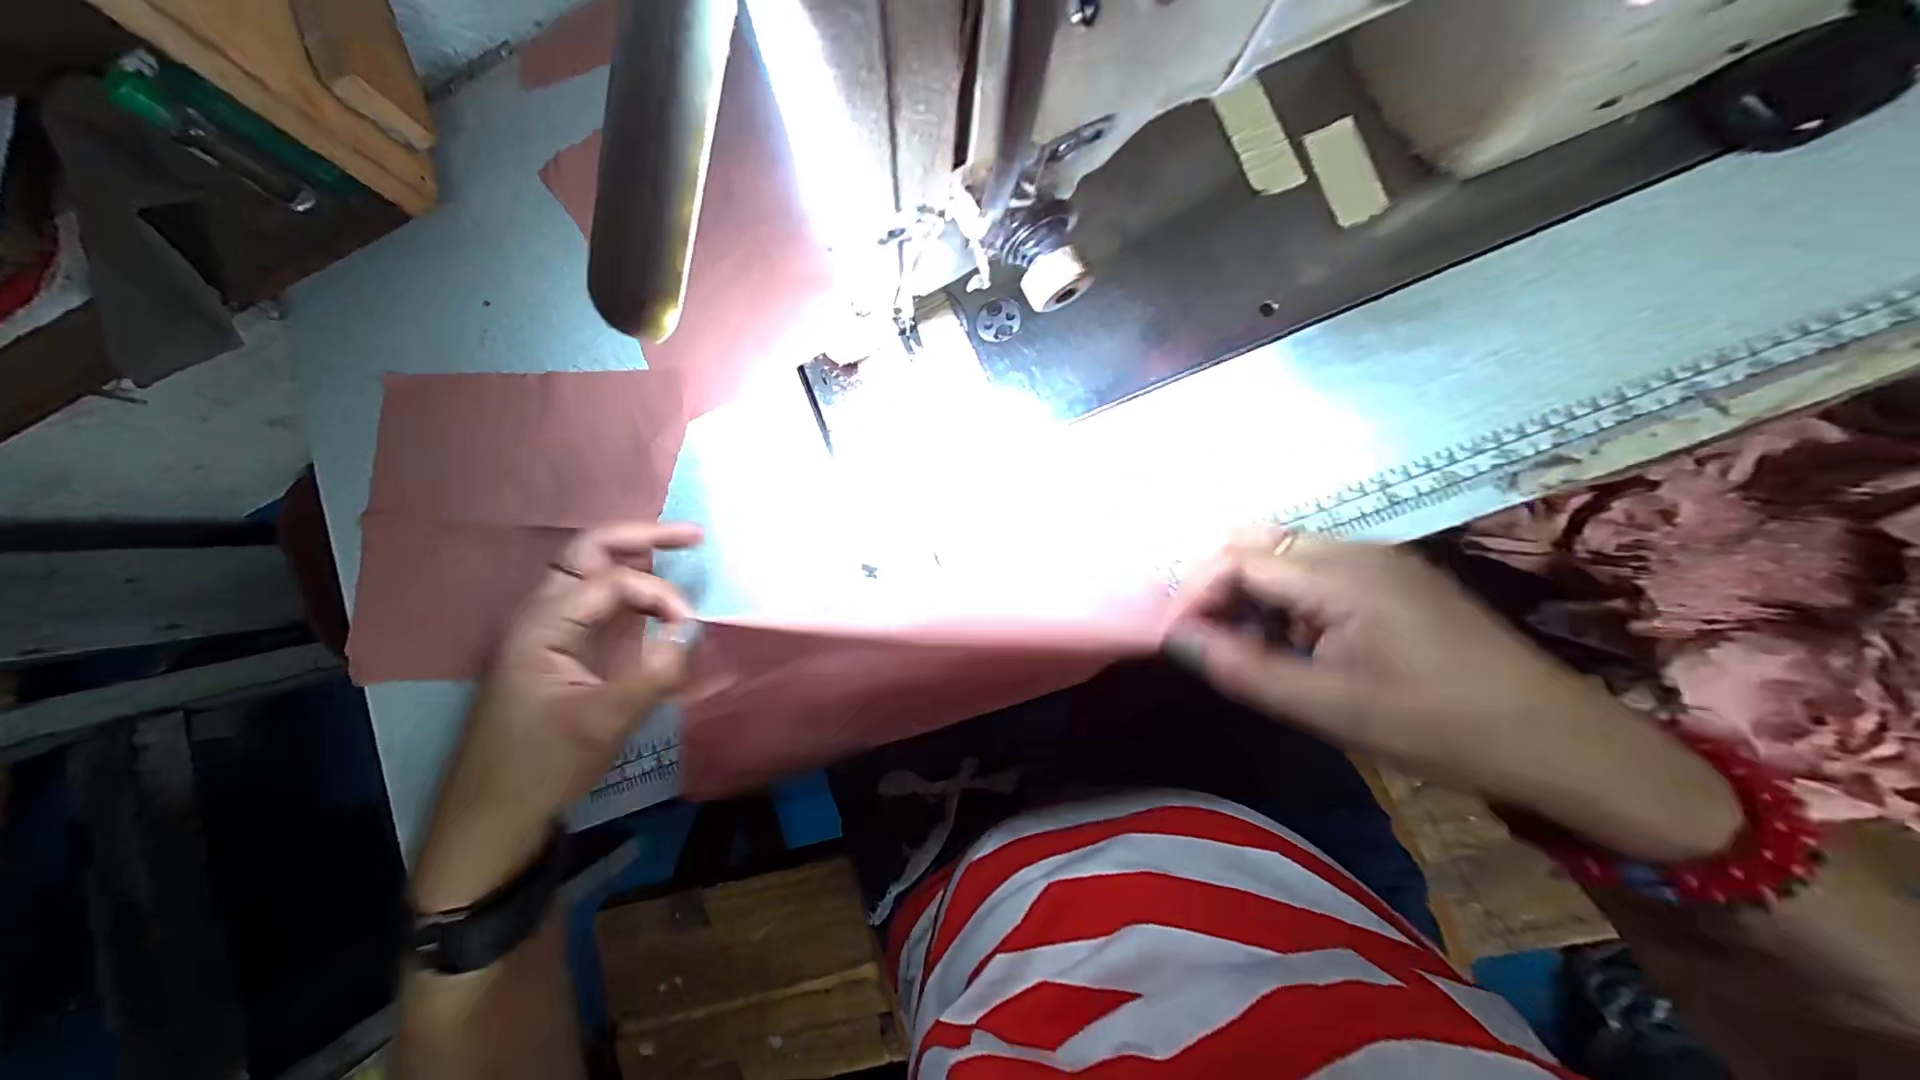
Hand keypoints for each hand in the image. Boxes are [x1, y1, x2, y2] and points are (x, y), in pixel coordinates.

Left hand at [413, 522, 701, 910]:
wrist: (492, 818)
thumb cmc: (541, 767)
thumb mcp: (603, 721)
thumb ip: (655, 672)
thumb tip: (695, 633)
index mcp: (544, 626)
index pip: (612, 582)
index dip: (660, 595)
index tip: (691, 628)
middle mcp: (542, 617)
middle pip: (590, 554)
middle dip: (642, 538)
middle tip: (694, 537)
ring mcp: (550, 635)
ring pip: (592, 576)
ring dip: (635, 562)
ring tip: (678, 556)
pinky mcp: (561, 655)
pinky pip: (597, 607)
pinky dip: (630, 596)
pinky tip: (653, 603)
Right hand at [1169, 530, 1742, 861]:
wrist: (1558, 742)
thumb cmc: (1438, 726)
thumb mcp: (1329, 708)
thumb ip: (1244, 669)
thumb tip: (1179, 641)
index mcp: (1340, 573)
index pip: (1236, 558)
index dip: (1193, 594)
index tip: (1175, 640)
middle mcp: (1356, 549)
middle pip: (1257, 542)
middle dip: (1216, 584)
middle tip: (1205, 638)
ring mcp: (1379, 559)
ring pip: (1284, 554)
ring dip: (1250, 591)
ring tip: (1244, 645)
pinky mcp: (1393, 578)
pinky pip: (1316, 569)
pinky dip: (1283, 597)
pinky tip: (1292, 640)